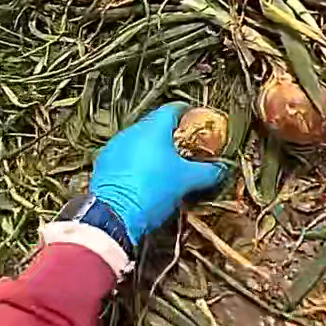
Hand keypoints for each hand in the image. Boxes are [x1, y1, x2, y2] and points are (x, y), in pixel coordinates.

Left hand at [90, 103, 226, 243]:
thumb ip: (208, 172)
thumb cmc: (153, 189)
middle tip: (186, 148)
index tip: (198, 122)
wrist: (112, 217)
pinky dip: (137, 163)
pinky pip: (125, 157)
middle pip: (156, 124)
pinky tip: (145, 179)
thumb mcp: (187, 181)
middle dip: (172, 135)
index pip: (174, 108)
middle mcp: (131, 131)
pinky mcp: (102, 165)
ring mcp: (114, 147)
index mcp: (153, 128)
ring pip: (139, 141)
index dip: (188, 113)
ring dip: (153, 150)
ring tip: (166, 167)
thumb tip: (222, 169)